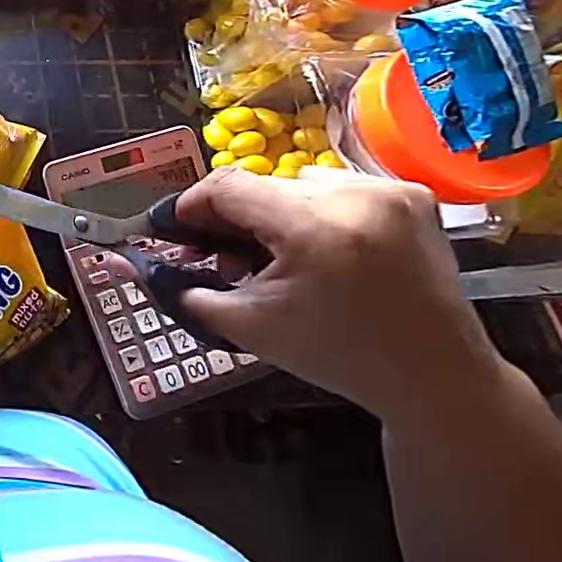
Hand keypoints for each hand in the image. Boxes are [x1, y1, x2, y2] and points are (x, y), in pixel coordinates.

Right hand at [174, 167, 509, 425]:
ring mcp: (389, 190)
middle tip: (218, 257)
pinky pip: (330, 185)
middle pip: (258, 186)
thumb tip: (125, 263)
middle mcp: (356, 195)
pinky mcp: (410, 194)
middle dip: (227, 218)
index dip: (190, 207)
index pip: (226, 187)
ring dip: (267, 212)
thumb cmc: (335, 355)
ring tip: (270, 255)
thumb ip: (178, 289)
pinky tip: (312, 246)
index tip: (176, 234)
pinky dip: (308, 209)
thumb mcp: (244, 325)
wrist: (436, 378)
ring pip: (290, 183)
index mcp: (316, 228)